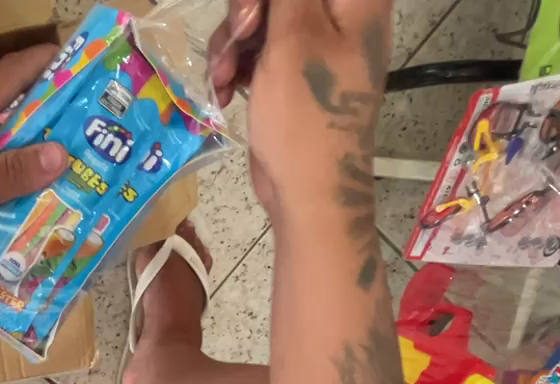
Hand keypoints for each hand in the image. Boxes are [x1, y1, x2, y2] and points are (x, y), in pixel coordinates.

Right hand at [216, 0, 390, 216]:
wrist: (309, 190)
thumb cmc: (306, 116)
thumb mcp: (293, 38)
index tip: (247, 17)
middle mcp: (338, 15)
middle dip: (243, 17)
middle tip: (231, 46)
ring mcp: (313, 48)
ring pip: (261, 23)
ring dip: (232, 48)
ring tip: (221, 81)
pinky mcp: (290, 77)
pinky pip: (258, 55)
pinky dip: (237, 69)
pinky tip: (224, 94)